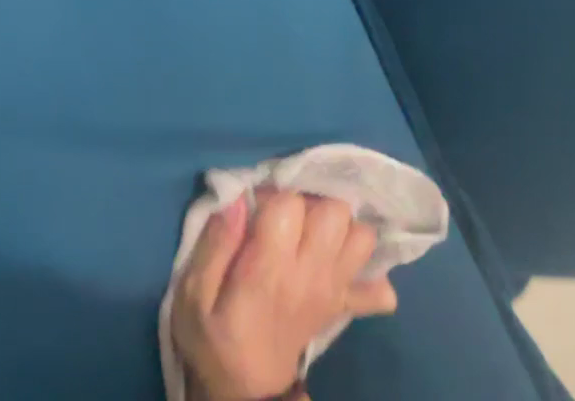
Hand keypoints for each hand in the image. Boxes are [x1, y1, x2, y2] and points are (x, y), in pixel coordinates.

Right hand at [174, 190, 399, 400]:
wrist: (245, 390)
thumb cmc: (211, 335)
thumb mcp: (193, 292)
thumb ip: (215, 244)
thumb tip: (235, 198)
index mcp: (270, 269)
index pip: (291, 204)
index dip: (270, 193)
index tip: (251, 205)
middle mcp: (312, 276)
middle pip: (337, 212)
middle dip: (310, 200)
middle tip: (281, 213)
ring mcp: (334, 292)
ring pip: (363, 237)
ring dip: (338, 225)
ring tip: (307, 230)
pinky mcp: (344, 306)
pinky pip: (381, 286)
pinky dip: (366, 268)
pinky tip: (337, 262)